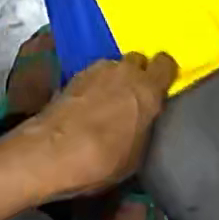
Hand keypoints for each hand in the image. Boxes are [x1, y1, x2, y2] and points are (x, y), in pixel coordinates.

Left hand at [16, 51, 177, 197]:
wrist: (52, 152)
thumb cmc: (102, 160)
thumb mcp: (136, 155)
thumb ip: (145, 128)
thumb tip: (143, 122)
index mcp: (148, 88)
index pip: (166, 63)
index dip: (163, 74)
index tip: (159, 88)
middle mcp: (126, 71)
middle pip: (138, 60)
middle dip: (136, 74)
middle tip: (131, 97)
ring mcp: (98, 70)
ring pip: (113, 67)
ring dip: (113, 79)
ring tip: (104, 103)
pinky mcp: (74, 76)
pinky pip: (92, 76)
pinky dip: (92, 86)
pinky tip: (85, 106)